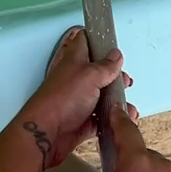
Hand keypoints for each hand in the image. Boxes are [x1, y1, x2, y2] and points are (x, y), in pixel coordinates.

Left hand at [13, 32, 127, 168]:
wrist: (46, 133)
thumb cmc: (60, 99)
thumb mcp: (90, 75)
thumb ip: (105, 66)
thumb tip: (115, 56)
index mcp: (74, 60)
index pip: (83, 41)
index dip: (96, 38)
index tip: (110, 41)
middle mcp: (74, 79)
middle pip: (97, 71)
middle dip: (113, 75)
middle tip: (123, 79)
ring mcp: (77, 101)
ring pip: (99, 96)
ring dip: (114, 99)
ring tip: (123, 102)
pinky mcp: (79, 121)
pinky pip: (98, 119)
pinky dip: (109, 120)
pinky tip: (117, 119)